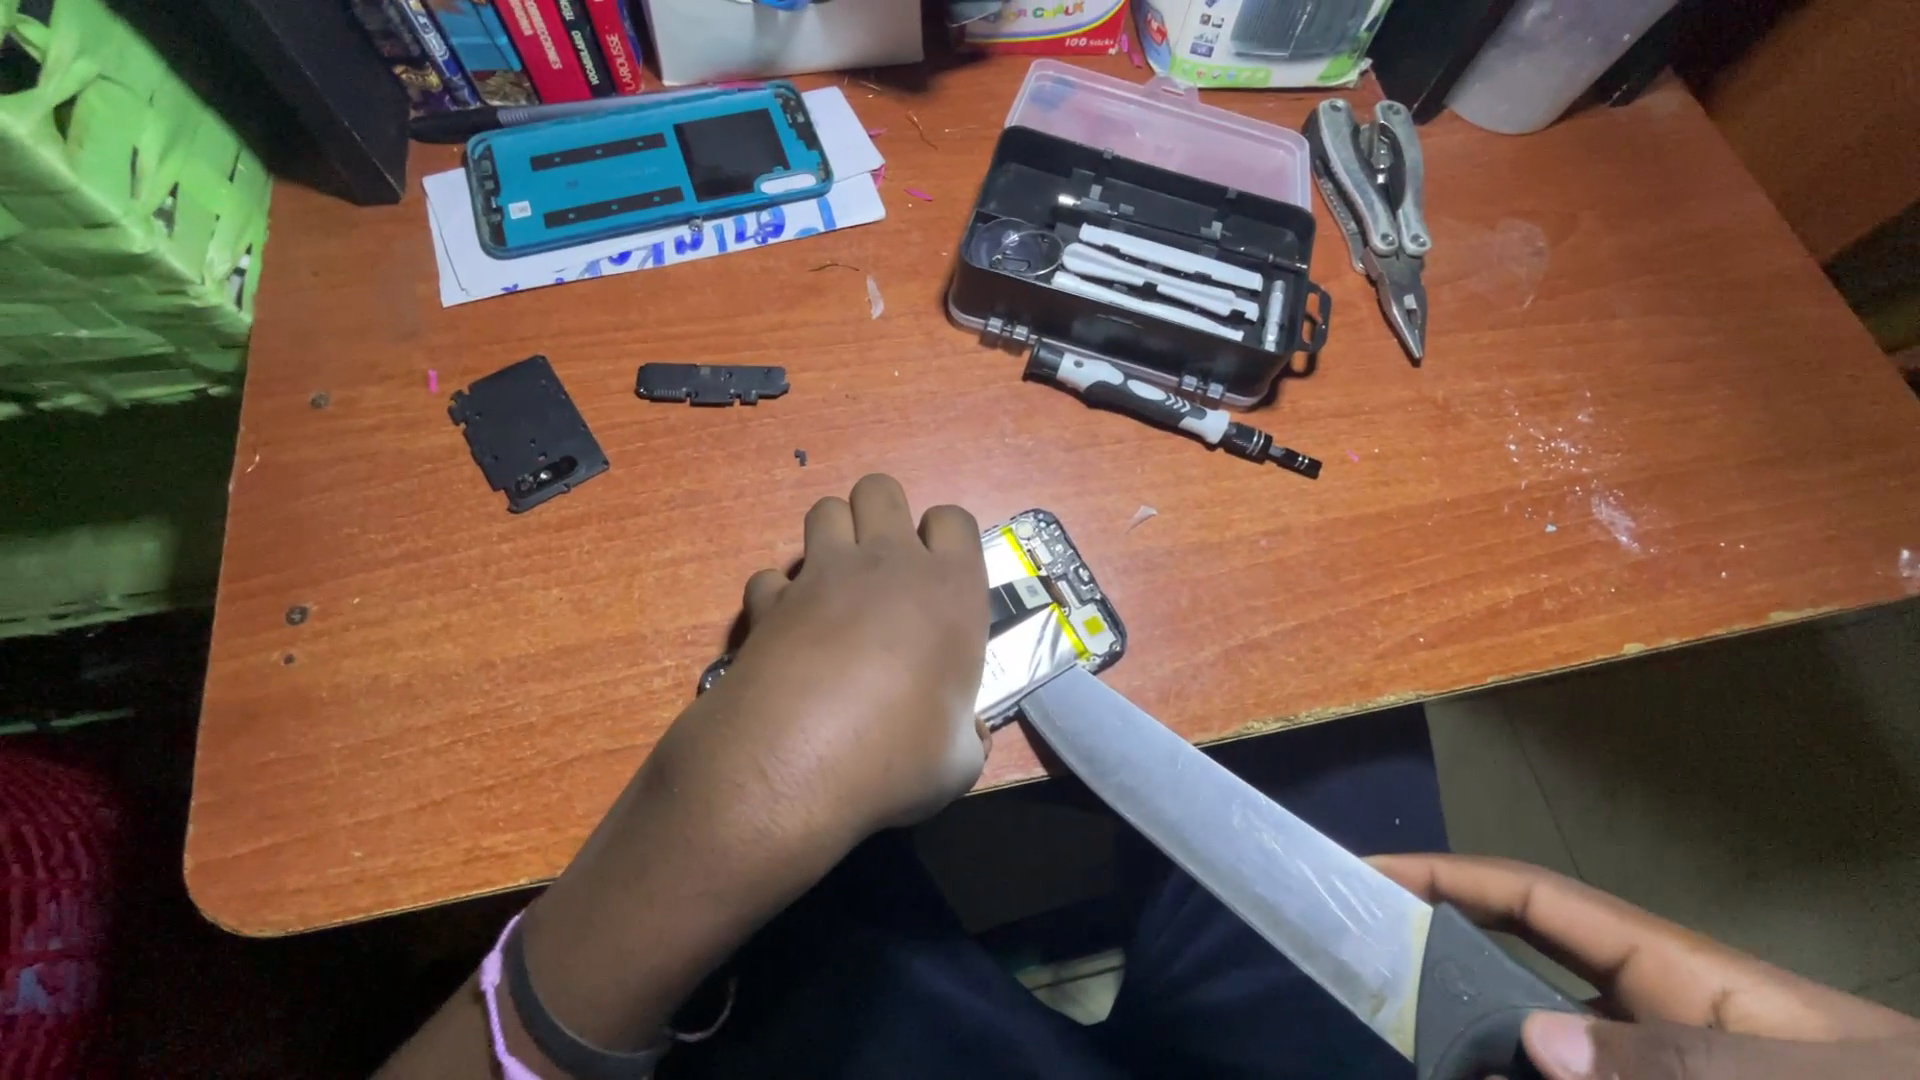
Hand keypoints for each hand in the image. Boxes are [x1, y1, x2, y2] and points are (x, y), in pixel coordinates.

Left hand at [660, 473, 990, 850]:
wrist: (798, 762)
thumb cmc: (900, 755)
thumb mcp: (959, 758)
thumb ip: (966, 733)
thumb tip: (967, 735)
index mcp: (950, 589)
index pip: (954, 519)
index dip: (946, 540)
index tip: (939, 575)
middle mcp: (888, 564)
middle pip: (882, 489)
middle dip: (881, 515)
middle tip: (883, 566)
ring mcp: (822, 575)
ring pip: (825, 509)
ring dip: (832, 538)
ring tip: (836, 586)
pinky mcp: (770, 599)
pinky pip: (772, 576)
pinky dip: (779, 597)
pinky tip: (787, 631)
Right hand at [1372, 854, 1919, 1078]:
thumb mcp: (1813, 1078)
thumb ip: (1685, 1062)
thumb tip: (1535, 1039)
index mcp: (1671, 969)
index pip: (1531, 896)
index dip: (1445, 875)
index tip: (1367, 875)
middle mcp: (1649, 1012)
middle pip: (1517, 968)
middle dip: (1442, 966)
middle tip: (1377, 990)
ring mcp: (1646, 1063)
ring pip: (1541, 1047)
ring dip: (1482, 1053)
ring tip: (1434, 1063)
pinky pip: (1572, 1077)